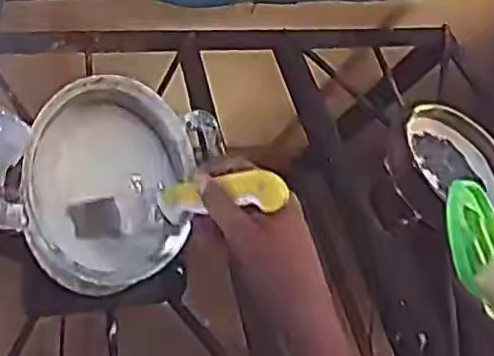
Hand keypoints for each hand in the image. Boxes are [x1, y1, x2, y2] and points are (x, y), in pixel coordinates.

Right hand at [197, 172, 355, 355]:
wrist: (302, 325)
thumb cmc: (283, 278)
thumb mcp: (242, 234)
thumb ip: (219, 204)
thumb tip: (202, 183)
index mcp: (277, 195)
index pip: (242, 169)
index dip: (215, 172)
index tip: (194, 179)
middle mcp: (278, 208)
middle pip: (239, 190)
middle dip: (213, 195)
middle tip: (191, 199)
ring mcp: (275, 230)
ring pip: (239, 212)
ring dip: (216, 213)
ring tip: (196, 217)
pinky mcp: (269, 251)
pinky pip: (243, 231)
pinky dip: (225, 230)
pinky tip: (210, 235)